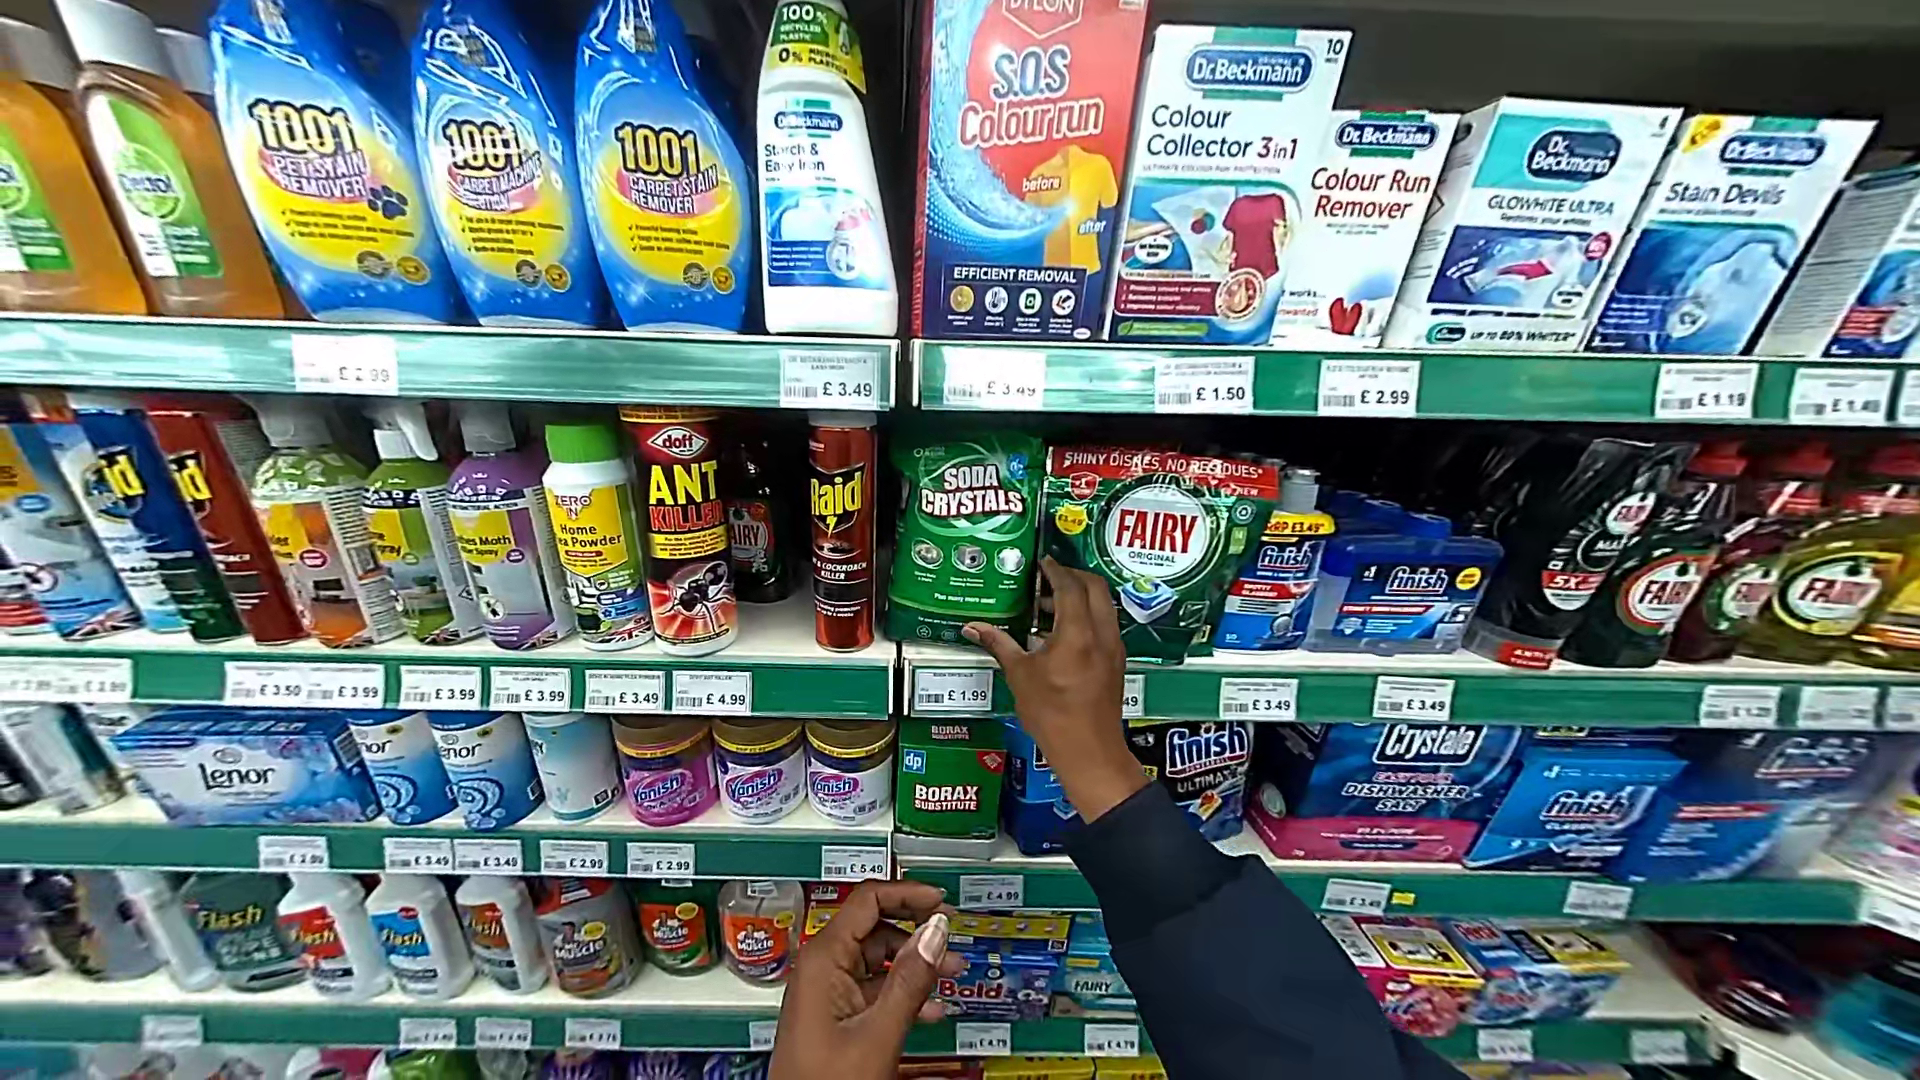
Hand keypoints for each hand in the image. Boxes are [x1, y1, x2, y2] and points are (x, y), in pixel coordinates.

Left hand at [769, 881, 962, 1079]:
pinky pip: (875, 987)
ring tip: (950, 973)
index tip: (939, 901)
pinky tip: (930, 1007)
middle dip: (917, 930)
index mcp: (824, 957)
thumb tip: (936, 930)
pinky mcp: (836, 1016)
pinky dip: (904, 991)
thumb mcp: (877, 1034)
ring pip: (879, 958)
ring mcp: (829, 991)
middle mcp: (823, 966)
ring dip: (916, 963)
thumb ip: (909, 979)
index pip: (869, 899)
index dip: (907, 893)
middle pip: (876, 925)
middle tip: (949, 936)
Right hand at [963, 557, 1147, 821]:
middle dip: (1072, 576)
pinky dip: (1087, 615)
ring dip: (1080, 596)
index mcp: (1078, 633)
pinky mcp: (1116, 660)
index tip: (1041, 562)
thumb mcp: (1020, 676)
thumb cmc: (1051, 714)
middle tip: (1046, 577)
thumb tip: (971, 627)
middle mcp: (1102, 633)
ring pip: (1103, 605)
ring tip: (1049, 605)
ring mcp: (1114, 647)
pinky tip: (1062, 631)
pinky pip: (1105, 623)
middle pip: (1094, 587)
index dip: (1055, 570)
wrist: (1089, 751)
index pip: (1070, 587)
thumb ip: (998, 644)